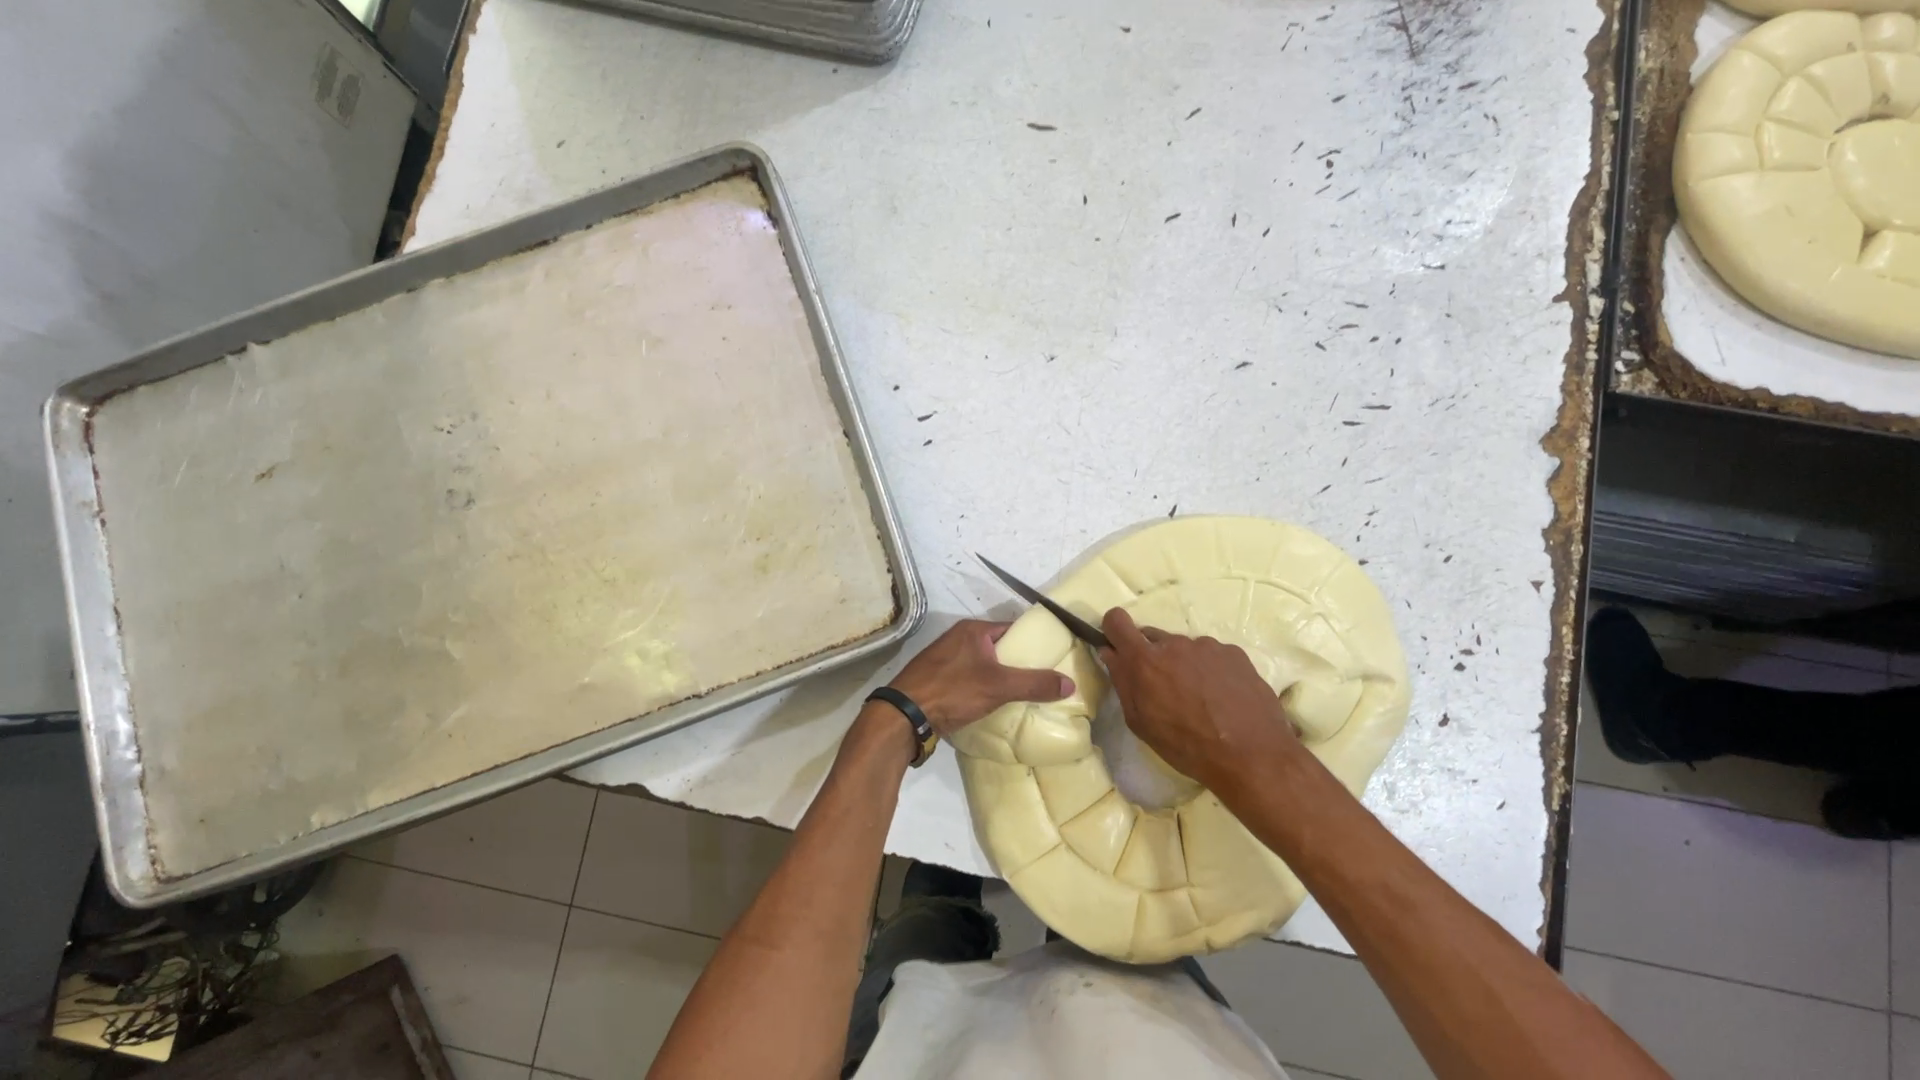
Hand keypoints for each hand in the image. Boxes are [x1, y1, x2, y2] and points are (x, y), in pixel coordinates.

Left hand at [886, 618, 1073, 736]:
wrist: (904, 715)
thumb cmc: (953, 691)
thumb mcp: (999, 686)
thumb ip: (1034, 684)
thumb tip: (1070, 683)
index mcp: (973, 630)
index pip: (1012, 629)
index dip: (1032, 642)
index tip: (1053, 658)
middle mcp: (957, 639)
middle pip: (997, 648)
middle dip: (1017, 663)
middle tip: (1041, 680)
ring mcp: (944, 660)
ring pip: (981, 665)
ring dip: (998, 678)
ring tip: (1021, 694)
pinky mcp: (936, 680)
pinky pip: (967, 680)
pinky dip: (981, 688)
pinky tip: (991, 704)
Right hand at [1099, 607, 1298, 789]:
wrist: (1252, 755)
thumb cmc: (1187, 746)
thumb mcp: (1141, 723)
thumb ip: (1122, 682)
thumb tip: (1110, 652)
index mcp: (1146, 660)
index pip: (1117, 621)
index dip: (1114, 630)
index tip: (1119, 648)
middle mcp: (1175, 643)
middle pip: (1153, 638)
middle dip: (1153, 658)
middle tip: (1166, 691)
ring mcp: (1208, 645)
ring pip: (1184, 648)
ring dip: (1184, 665)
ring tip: (1201, 700)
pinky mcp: (1234, 653)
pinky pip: (1212, 655)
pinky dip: (1210, 670)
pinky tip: (1222, 698)